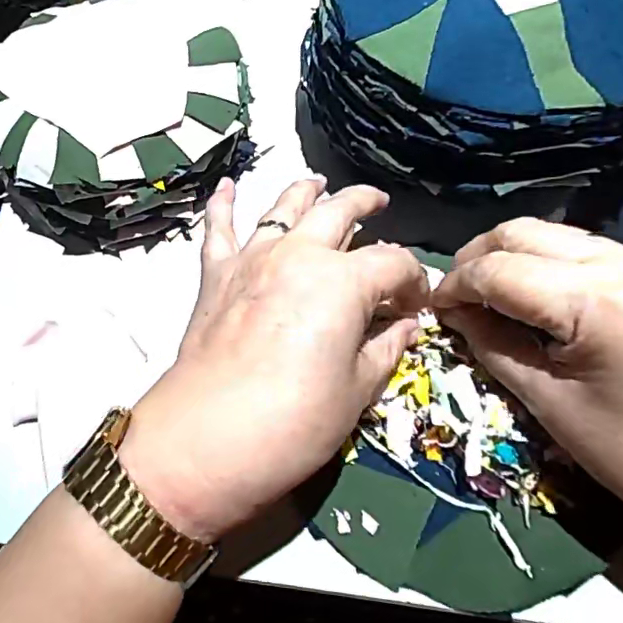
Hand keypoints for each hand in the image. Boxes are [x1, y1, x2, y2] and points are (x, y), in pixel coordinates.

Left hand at [118, 177, 429, 542]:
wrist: (206, 439)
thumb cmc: (294, 421)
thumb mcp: (356, 391)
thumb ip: (385, 349)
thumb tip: (407, 327)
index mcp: (343, 281)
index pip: (393, 264)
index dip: (413, 282)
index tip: (416, 307)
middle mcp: (299, 254)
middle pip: (339, 212)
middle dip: (365, 203)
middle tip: (379, 204)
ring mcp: (253, 259)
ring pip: (283, 208)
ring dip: (305, 192)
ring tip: (318, 183)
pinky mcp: (217, 275)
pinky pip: (219, 229)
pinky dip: (222, 204)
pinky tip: (226, 185)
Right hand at [430, 219, 622, 521]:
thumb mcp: (556, 409)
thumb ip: (496, 347)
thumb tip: (455, 315)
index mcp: (600, 300)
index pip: (499, 268)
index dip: (455, 285)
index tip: (431, 308)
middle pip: (527, 232)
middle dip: (479, 258)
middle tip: (454, 297)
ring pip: (560, 236)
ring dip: (516, 258)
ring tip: (490, 297)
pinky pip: (594, 254)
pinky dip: (553, 268)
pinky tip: (541, 300)